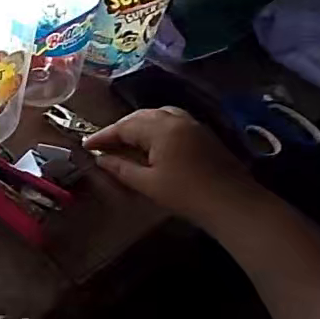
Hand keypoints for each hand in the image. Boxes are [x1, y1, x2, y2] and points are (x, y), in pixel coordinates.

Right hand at [85, 106, 259, 225]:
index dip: (103, 136)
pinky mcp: (203, 134)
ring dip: (138, 124)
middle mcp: (177, 119)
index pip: (124, 126)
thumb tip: (101, 159)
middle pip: (141, 116)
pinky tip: (150, 141)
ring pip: (158, 115)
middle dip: (120, 128)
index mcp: (161, 128)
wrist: (233, 203)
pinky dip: (155, 127)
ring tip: (125, 140)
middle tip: (103, 143)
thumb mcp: (148, 184)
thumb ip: (121, 168)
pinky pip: (172, 120)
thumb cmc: (186, 194)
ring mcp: (193, 125)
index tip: (86, 146)